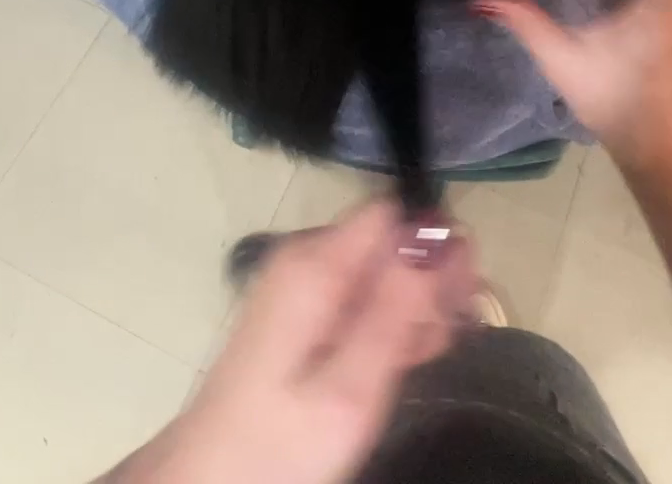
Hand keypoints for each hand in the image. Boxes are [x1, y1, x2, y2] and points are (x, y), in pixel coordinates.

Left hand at [110, 200, 476, 483]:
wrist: (210, 478)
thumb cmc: (281, 442)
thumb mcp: (351, 387)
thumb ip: (397, 309)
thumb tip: (438, 236)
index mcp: (315, 264)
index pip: (389, 213)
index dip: (431, 241)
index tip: (461, 287)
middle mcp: (307, 259)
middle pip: (387, 240)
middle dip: (428, 277)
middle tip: (450, 331)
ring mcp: (304, 285)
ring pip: (379, 270)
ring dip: (415, 304)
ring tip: (431, 351)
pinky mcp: (304, 312)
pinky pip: (360, 295)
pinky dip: (389, 319)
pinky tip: (409, 354)